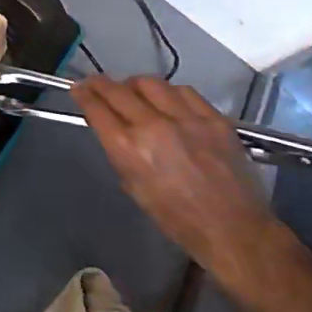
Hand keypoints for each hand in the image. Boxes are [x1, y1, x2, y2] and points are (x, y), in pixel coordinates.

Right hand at [72, 76, 288, 280]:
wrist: (232, 228)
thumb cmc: (177, 218)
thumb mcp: (134, 188)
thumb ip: (120, 153)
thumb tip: (113, 129)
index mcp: (129, 149)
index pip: (98, 109)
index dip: (84, 94)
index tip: (78, 88)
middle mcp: (154, 126)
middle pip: (118, 90)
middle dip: (101, 84)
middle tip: (96, 83)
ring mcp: (186, 119)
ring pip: (151, 83)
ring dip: (135, 85)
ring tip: (133, 91)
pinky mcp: (214, 118)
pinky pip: (184, 91)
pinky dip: (169, 92)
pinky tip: (168, 99)